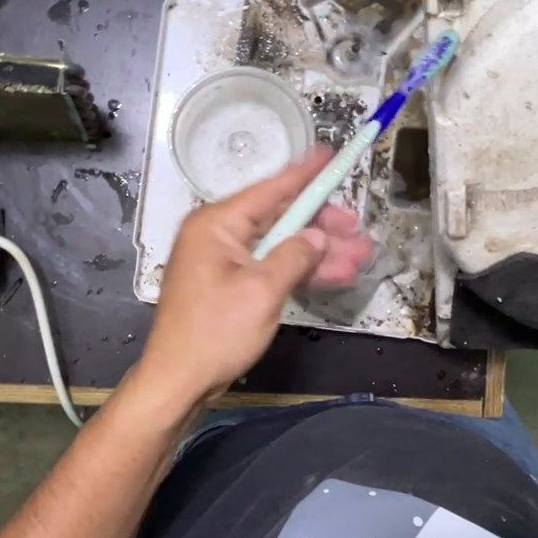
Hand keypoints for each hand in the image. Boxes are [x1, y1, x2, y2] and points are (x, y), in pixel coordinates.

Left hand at [135, 148, 371, 402]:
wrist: (179, 382)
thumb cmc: (215, 333)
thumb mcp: (262, 292)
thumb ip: (295, 256)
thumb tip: (318, 236)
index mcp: (216, 224)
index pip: (270, 189)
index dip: (304, 174)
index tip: (330, 155)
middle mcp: (216, 234)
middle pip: (278, 218)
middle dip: (321, 226)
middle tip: (359, 233)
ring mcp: (222, 260)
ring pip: (279, 245)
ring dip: (318, 253)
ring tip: (359, 258)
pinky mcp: (228, 284)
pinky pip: (269, 266)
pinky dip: (298, 271)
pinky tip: (333, 275)